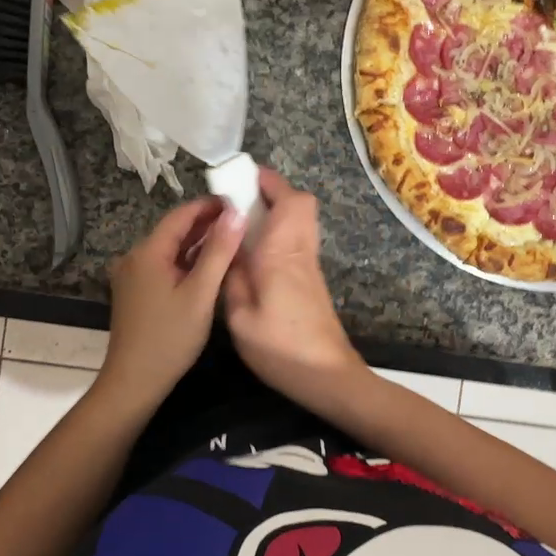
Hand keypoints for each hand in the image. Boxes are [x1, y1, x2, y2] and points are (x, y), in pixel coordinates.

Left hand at [99, 197, 244, 408]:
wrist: (134, 381)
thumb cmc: (169, 338)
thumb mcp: (200, 294)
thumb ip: (218, 252)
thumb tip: (236, 214)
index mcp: (147, 252)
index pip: (181, 215)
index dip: (209, 206)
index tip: (239, 201)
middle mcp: (135, 257)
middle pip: (174, 230)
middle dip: (207, 224)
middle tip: (242, 221)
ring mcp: (133, 275)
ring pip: (170, 249)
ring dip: (198, 244)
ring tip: (233, 241)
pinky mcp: (136, 291)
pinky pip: (164, 266)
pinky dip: (187, 263)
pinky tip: (210, 268)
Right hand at [223, 169, 365, 401]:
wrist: (328, 377)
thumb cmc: (281, 348)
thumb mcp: (240, 316)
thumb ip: (232, 277)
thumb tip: (227, 247)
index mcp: (282, 253)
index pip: (289, 200)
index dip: (268, 182)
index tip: (240, 177)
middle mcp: (300, 251)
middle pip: (301, 204)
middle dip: (272, 191)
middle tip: (239, 198)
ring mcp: (310, 266)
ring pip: (301, 221)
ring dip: (276, 211)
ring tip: (241, 221)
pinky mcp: (311, 281)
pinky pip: (296, 240)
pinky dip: (278, 232)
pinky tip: (253, 251)